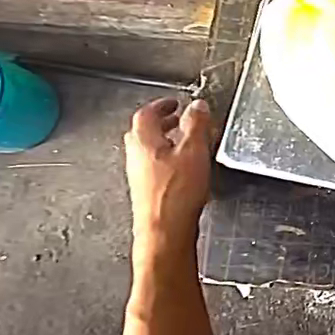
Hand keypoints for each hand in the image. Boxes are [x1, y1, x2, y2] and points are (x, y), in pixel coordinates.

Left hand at [125, 97, 213, 250]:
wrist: (164, 232)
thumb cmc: (176, 194)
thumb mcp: (194, 151)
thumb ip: (197, 126)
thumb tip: (198, 106)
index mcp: (144, 141)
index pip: (147, 114)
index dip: (161, 106)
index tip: (173, 103)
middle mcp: (136, 156)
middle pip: (144, 132)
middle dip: (162, 123)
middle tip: (178, 120)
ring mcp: (139, 175)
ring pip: (148, 150)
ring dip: (164, 142)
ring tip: (184, 143)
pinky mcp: (146, 191)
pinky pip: (154, 167)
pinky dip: (166, 160)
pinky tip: (182, 169)